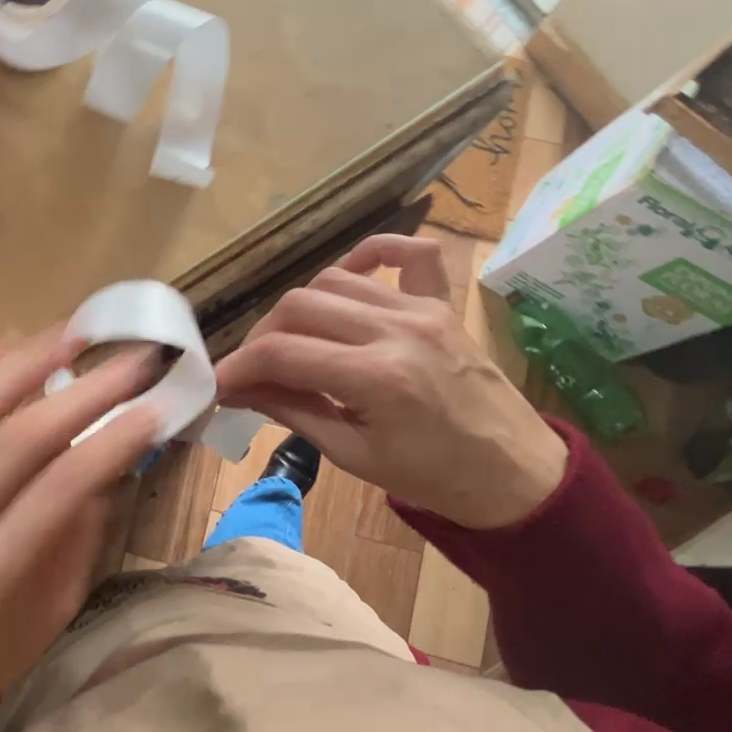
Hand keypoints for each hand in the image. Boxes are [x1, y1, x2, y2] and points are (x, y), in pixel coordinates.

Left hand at [0, 329, 162, 710]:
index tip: (158, 406)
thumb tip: (109, 459)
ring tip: (74, 336)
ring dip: (23, 365)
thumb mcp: (51, 613)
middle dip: (84, 392)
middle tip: (132, 360)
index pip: (60, 487)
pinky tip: (11, 351)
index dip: (113, 439)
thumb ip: (78, 535)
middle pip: (16, 439)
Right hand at [215, 235, 566, 528]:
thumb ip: (292, 411)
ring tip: (291, 342)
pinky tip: (347, 273)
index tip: (216, 385)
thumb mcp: (352, 455)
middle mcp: (397, 329)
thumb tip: (237, 390)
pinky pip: (407, 254)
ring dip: (299, 308)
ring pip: (334, 280)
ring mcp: (423, 309)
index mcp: (377, 377)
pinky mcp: (442, 303)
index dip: (237, 366)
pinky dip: (370, 253)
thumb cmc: (432, 477)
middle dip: (262, 337)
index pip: (282, 353)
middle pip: (300, 306)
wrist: (515, 474)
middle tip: (254, 371)